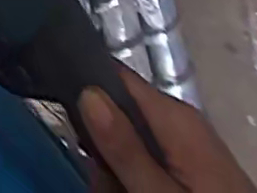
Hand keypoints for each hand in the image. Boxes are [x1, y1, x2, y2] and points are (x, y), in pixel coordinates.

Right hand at [79, 67, 253, 192]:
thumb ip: (124, 147)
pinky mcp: (194, 173)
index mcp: (174, 116)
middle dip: (102, 150)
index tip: (63, 113)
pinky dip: (136, 182)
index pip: (116, 74)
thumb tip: (87, 91)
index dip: (86, 86)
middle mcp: (180, 122)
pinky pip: (150, 165)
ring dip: (116, 173)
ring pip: (131, 145)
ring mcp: (189, 148)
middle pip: (120, 114)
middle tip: (101, 185)